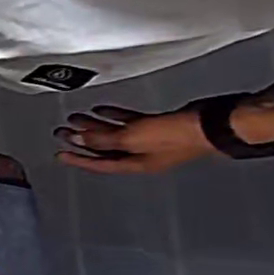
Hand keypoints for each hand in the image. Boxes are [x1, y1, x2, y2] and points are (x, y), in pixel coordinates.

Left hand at [53, 106, 216, 173]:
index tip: (58, 153)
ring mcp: (151, 139)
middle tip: (61, 130)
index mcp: (135, 164)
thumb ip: (101, 140)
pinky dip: (114, 116)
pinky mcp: (159, 124)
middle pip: (105, 148)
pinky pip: (130, 121)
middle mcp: (141, 154)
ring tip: (74, 116)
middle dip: (82, 140)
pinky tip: (100, 109)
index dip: (78, 159)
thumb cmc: (172, 136)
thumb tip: (75, 140)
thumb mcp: (131, 139)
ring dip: (94, 125)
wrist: (215, 123)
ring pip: (115, 133)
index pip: (100, 164)